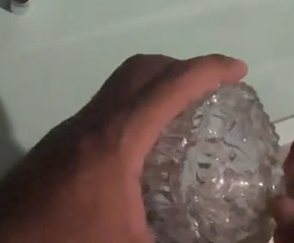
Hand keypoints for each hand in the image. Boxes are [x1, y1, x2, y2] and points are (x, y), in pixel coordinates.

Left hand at [0, 53, 247, 242]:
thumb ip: (181, 241)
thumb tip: (232, 242)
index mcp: (117, 139)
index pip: (170, 86)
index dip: (208, 70)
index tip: (238, 69)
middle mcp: (93, 122)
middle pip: (140, 70)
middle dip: (180, 68)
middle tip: (212, 91)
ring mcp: (70, 131)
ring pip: (117, 87)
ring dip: (152, 88)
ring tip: (182, 118)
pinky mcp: (55, 147)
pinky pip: (102, 110)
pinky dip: (130, 112)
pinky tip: (140, 154)